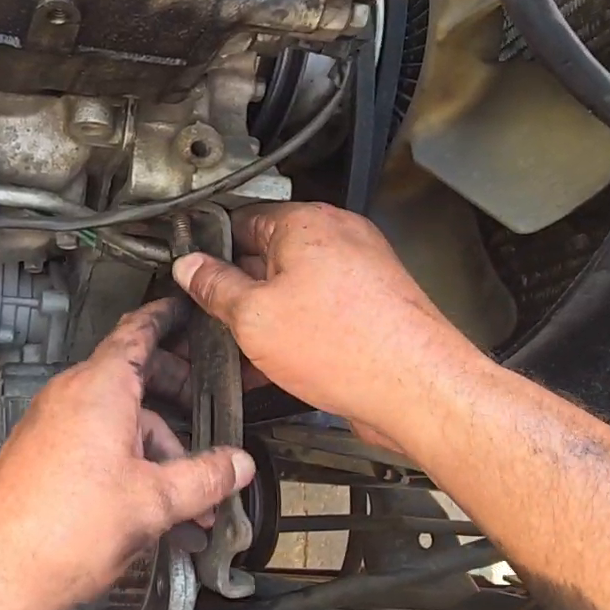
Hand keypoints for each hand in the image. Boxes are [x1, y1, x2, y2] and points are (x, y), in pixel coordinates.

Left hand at [0, 300, 253, 609]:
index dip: (167, 317)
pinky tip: (157, 512)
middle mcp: (73, 395)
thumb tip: (237, 465)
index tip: (186, 309)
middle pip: (138, 380)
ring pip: (122, 422)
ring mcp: (55, 424)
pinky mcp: (45, 454)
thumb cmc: (60, 529)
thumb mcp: (153, 503)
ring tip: (194, 504)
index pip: (139, 331)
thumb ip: (204, 478)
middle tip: (214, 423)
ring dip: (161, 454)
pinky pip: (99, 445)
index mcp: (100, 387)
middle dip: (181, 403)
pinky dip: (131, 467)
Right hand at [170, 202, 488, 453]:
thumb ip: (214, 287)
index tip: (194, 273)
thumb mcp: (254, 317)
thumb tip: (192, 268)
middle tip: (215, 319)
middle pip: (266, 255)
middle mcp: (337, 240)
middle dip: (236, 289)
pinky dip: (292, 332)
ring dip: (263, 317)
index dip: (210, 249)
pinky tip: (273, 364)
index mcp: (307, 224)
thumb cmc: (351, 346)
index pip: (241, 220)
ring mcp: (356, 274)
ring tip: (244, 350)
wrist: (417, 389)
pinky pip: (316, 312)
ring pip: (291, 289)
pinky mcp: (368, 308)